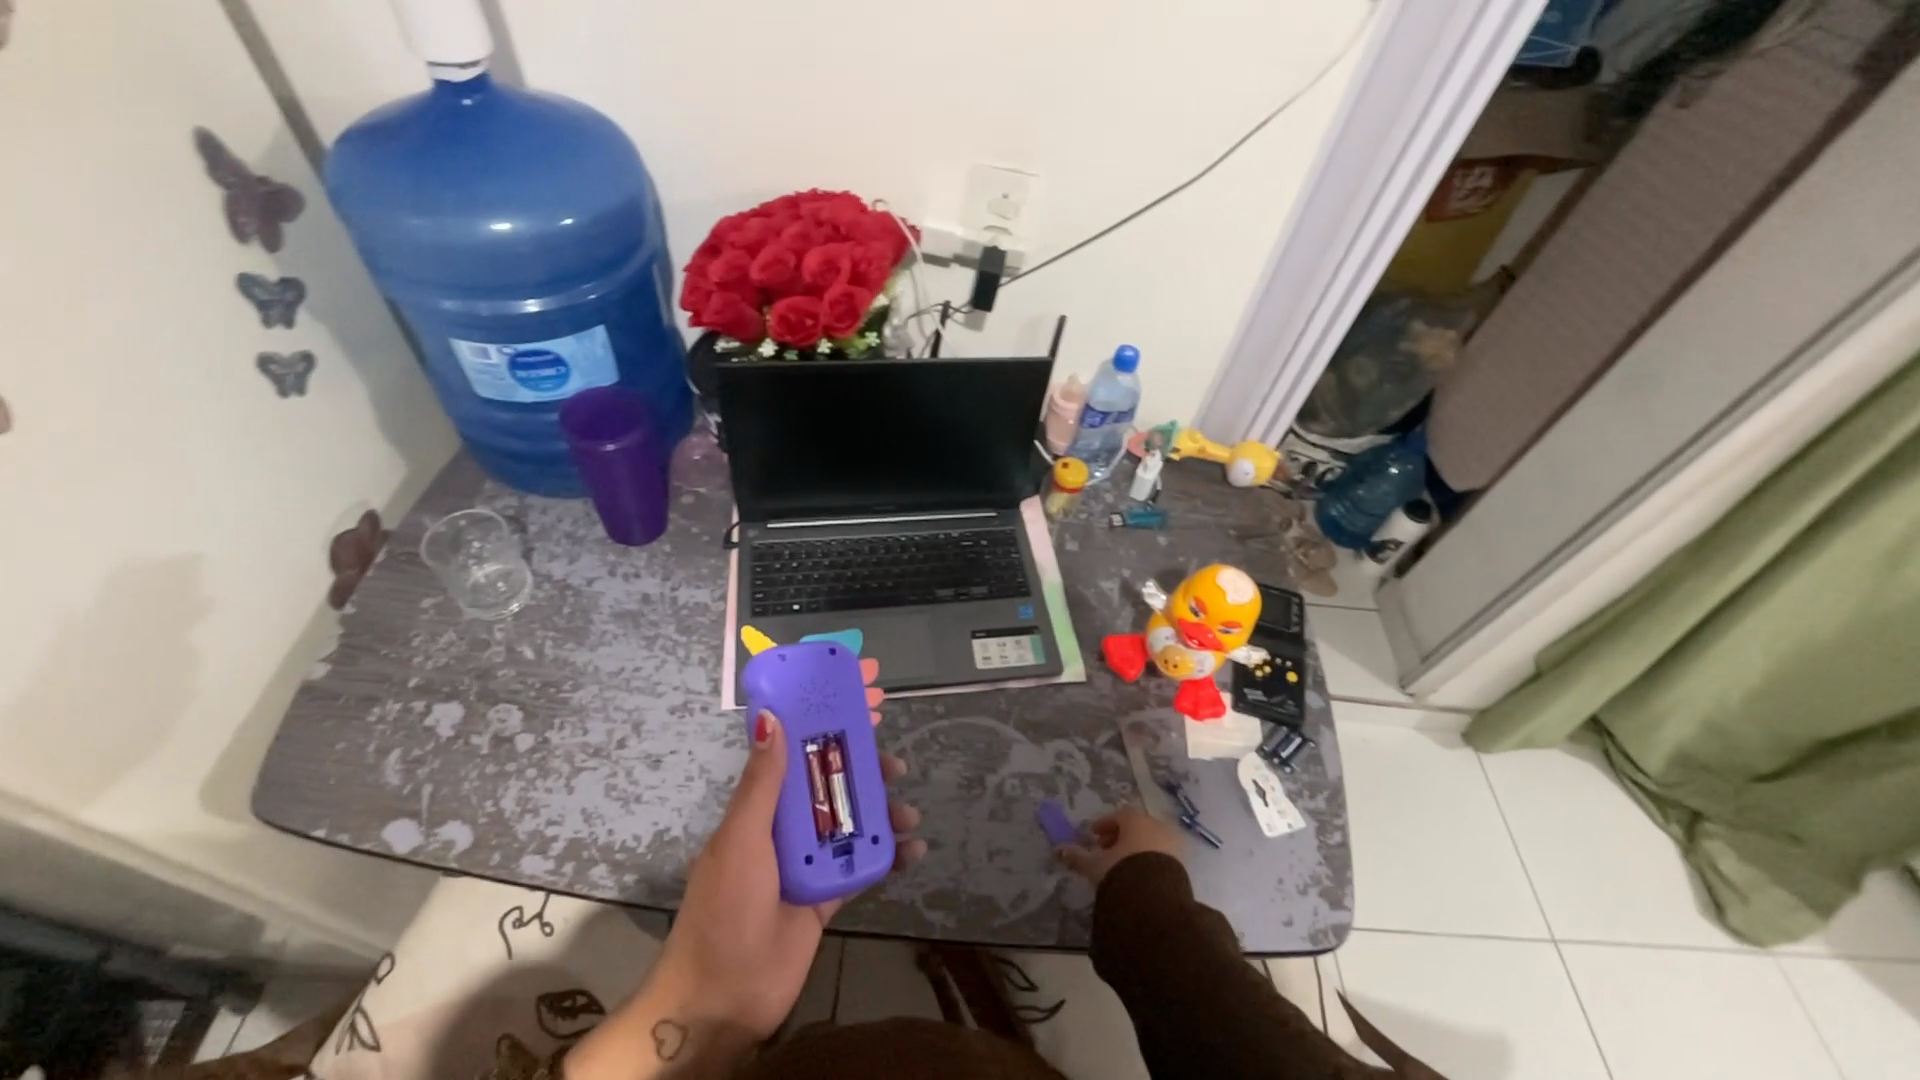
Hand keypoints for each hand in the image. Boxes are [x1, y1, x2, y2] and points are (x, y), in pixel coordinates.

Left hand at [659, 657, 923, 1036]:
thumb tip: (772, 718)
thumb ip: (762, 785)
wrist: (723, 999)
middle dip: (863, 760)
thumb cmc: (724, 911)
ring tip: (907, 810)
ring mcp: (810, 859)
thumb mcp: (741, 841)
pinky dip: (891, 853)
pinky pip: (865, 863)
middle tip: (896, 751)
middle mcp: (786, 825)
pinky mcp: (829, 894)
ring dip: (884, 809)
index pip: (796, 747)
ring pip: (854, 818)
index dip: (824, 717)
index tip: (857, 692)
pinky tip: (913, 849)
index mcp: (760, 806)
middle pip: (832, 779)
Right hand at [1057, 804, 1182, 884]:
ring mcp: (1172, 843)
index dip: (1104, 824)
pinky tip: (1139, 875)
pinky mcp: (1182, 863)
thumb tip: (1060, 850)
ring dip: (1136, 848)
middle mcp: (1157, 826)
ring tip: (1122, 866)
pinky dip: (1149, 859)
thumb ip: (1078, 856)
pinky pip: (1162, 855)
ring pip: (1150, 840)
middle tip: (1106, 850)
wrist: (1155, 899)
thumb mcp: (1095, 865)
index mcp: (1136, 820)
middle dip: (1120, 836)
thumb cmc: (1122, 871)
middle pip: (1136, 826)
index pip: (1119, 815)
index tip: (1094, 836)